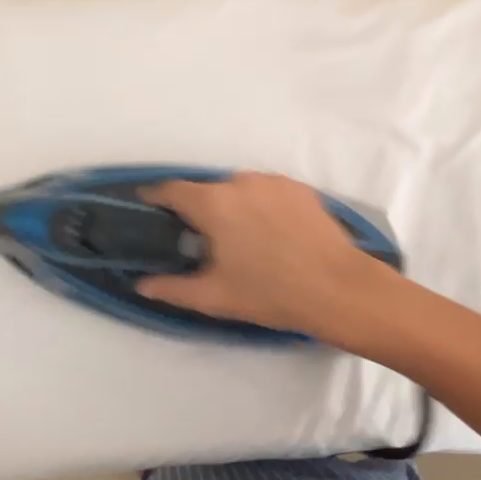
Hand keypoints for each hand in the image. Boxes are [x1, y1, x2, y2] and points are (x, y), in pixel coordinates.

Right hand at [136, 172, 399, 339]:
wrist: (338, 288)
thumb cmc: (270, 293)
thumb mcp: (214, 297)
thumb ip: (172, 288)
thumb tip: (142, 285)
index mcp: (214, 203)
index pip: (171, 190)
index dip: (155, 199)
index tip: (148, 210)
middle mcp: (241, 182)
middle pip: (208, 190)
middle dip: (200, 210)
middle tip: (203, 242)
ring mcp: (274, 182)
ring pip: (240, 190)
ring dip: (233, 207)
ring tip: (243, 240)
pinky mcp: (300, 189)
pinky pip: (268, 193)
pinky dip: (261, 207)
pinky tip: (272, 235)